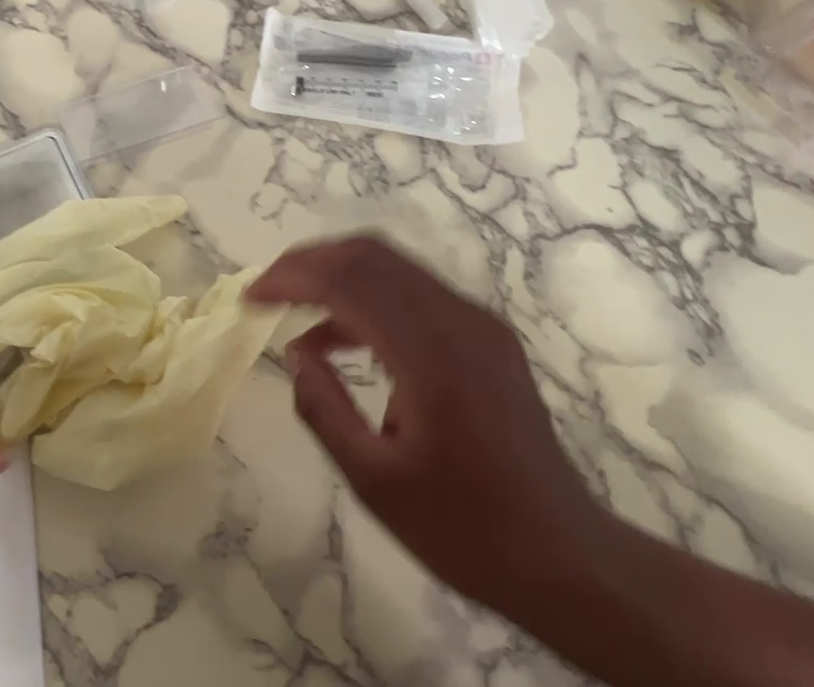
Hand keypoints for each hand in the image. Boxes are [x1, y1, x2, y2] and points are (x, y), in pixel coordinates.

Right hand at [248, 236, 609, 607]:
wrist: (563, 556)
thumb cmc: (463, 528)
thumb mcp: (372, 480)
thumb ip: (323, 408)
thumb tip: (297, 355)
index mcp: (431, 355)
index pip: (349, 281)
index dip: (291, 278)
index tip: (250, 298)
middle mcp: (460, 322)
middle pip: (372, 257)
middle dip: (310, 263)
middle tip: (266, 292)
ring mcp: (479, 326)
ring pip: (394, 269)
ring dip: (338, 277)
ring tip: (291, 311)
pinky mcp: (487, 339)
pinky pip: (416, 295)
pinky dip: (369, 299)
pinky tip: (339, 340)